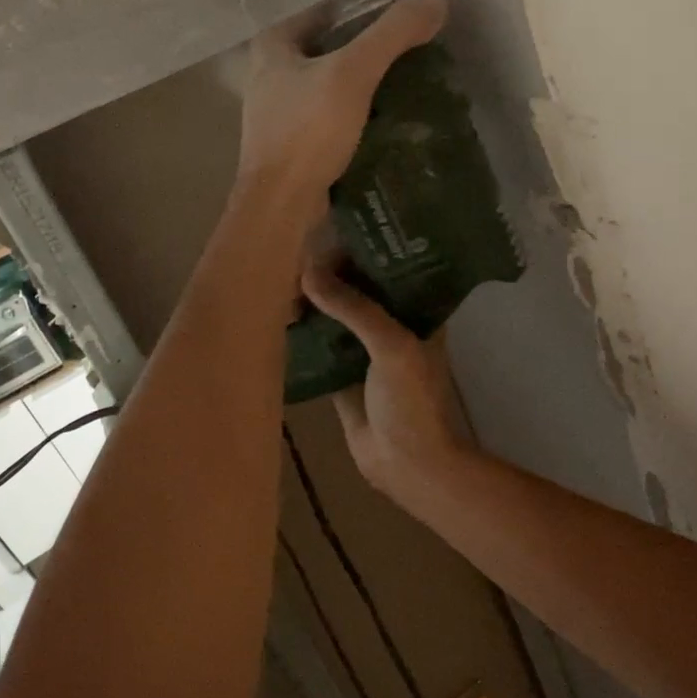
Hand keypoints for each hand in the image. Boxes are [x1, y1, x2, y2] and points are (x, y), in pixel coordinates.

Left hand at [235, 0, 445, 209]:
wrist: (281, 205)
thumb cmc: (308, 131)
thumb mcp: (353, 73)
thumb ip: (392, 34)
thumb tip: (437, 2)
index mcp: (273, 45)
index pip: (328, 12)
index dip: (368, 10)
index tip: (407, 20)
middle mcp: (270, 74)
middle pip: (331, 50)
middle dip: (370, 51)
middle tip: (414, 53)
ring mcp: (279, 113)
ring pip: (332, 87)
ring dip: (366, 87)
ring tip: (409, 86)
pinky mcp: (293, 146)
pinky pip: (332, 119)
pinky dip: (358, 117)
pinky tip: (389, 122)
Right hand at [301, 264, 476, 504]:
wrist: (406, 465)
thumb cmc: (412, 401)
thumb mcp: (391, 346)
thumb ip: (354, 308)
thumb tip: (308, 271)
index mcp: (417, 311)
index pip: (388, 266)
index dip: (362, 249)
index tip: (329, 232)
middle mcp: (392, 324)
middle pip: (358, 287)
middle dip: (330, 273)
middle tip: (295, 256)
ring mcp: (366, 349)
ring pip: (336, 314)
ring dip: (313, 300)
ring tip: (282, 281)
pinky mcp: (342, 373)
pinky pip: (320, 343)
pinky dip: (303, 330)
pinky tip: (279, 315)